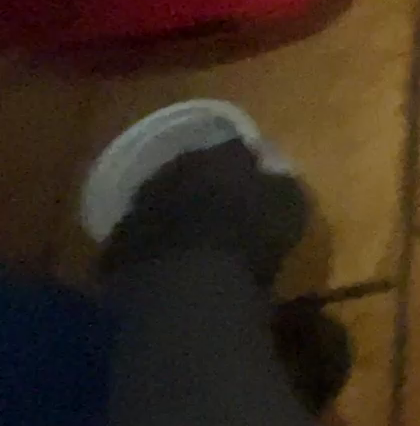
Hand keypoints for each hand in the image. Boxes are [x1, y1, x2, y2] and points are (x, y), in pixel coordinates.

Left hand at [100, 140, 308, 288]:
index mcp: (222, 157)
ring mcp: (144, 201)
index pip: (240, 147)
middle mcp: (179, 169)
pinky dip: (168, 231)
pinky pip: (153, 225)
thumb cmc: (251, 233)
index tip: (265, 172)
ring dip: (188, 204)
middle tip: (236, 196)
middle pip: (199, 167)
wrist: (182, 277)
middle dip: (215, 179)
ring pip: (172, 193)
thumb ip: (282, 182)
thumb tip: (277, 171)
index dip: (253, 160)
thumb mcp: (290, 205)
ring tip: (210, 223)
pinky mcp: (122, 234)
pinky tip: (185, 247)